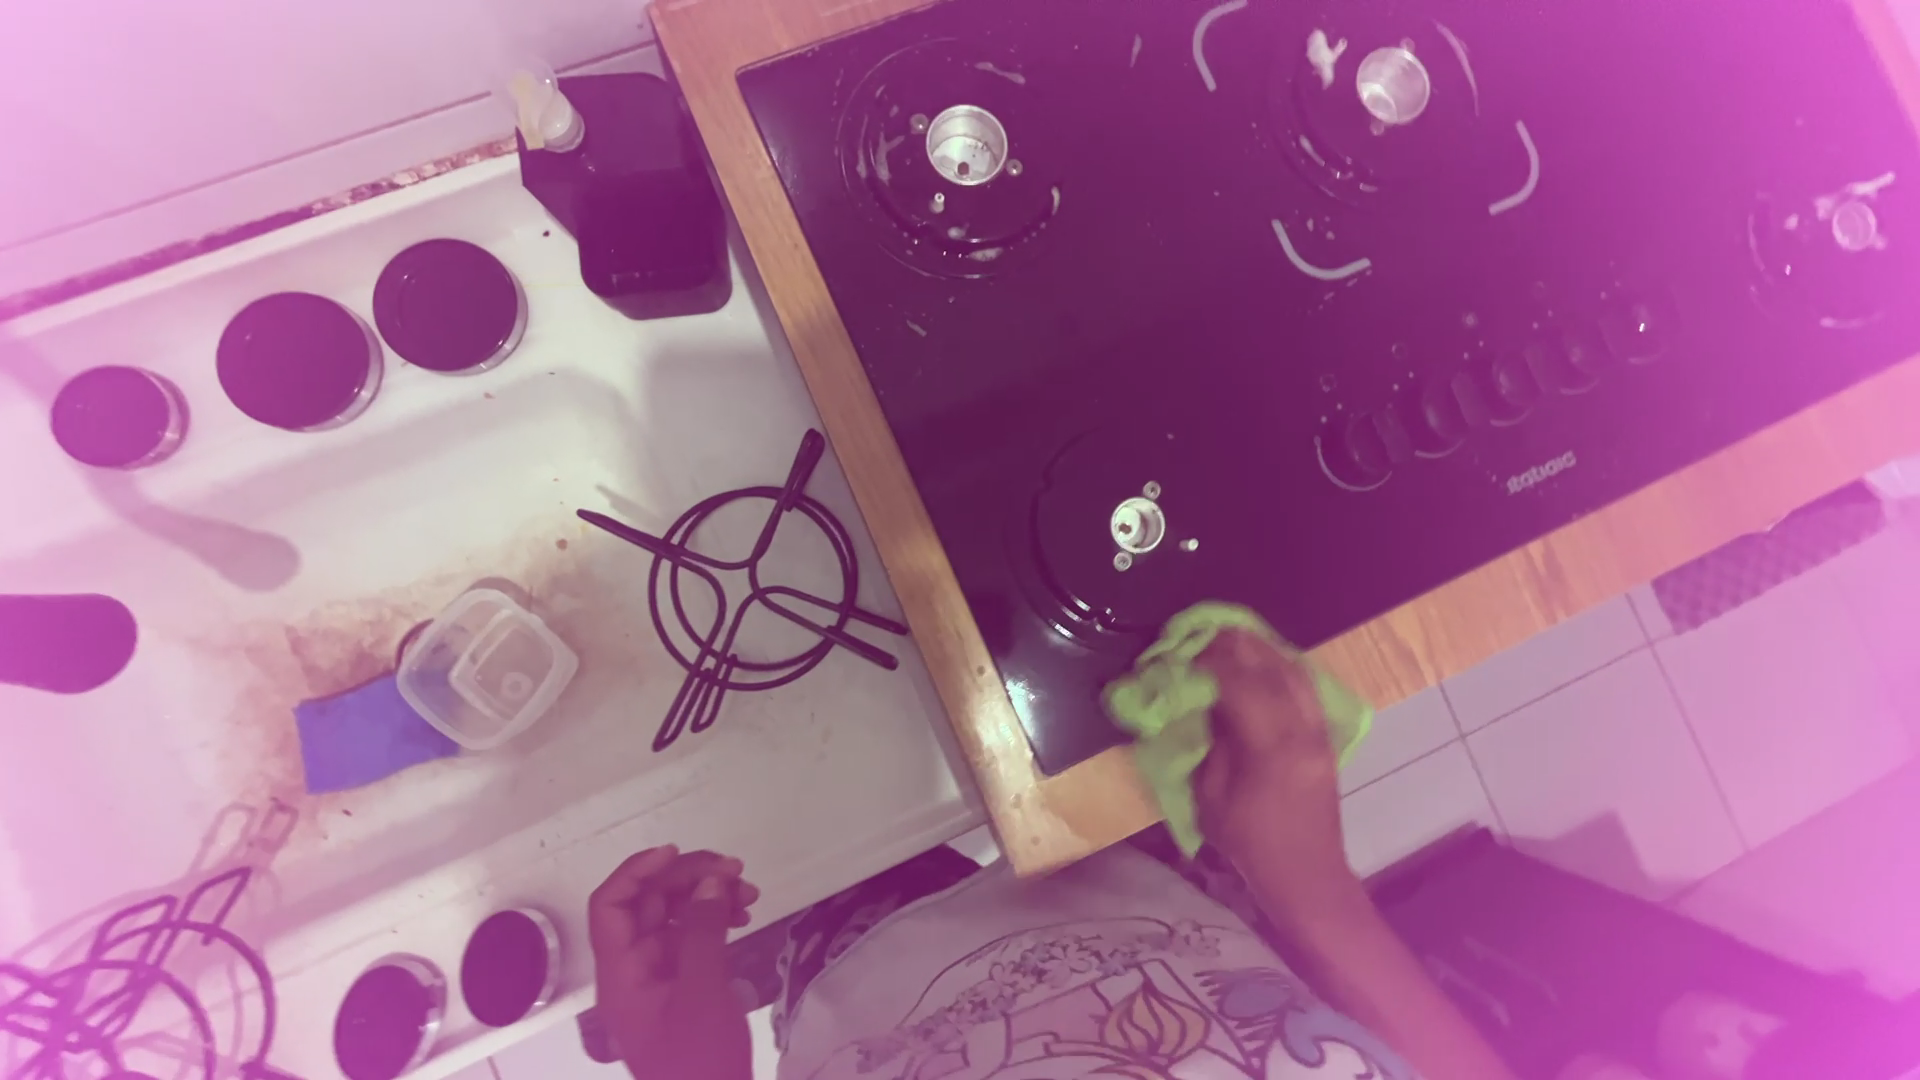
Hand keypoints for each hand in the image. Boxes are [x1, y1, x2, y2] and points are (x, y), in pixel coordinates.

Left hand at [588, 846, 759, 1079]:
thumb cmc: (700, 1061)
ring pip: (674, 915)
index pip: (611, 907)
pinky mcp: (683, 984)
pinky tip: (744, 913)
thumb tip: (710, 881)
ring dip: (708, 894)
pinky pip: (692, 935)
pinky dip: (716, 917)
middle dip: (688, 877)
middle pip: (648, 904)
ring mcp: (659, 977)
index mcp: (622, 975)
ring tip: (748, 890)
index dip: (638, 871)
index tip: (678, 851)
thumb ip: (703, 931)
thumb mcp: (703, 992)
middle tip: (734, 869)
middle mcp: (634, 970)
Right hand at [1193, 630, 1357, 916]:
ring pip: (1293, 671)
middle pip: (1271, 667)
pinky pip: (1304, 687)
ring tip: (1230, 637)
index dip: (1207, 661)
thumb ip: (1207, 741)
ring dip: (1261, 650)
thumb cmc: (1249, 843)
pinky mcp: (1324, 737)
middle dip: (1235, 645)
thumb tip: (1198, 702)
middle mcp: (1302, 729)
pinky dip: (1280, 666)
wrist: (1307, 875)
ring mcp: (1319, 732)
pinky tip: (1260, 662)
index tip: (1180, 652)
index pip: (1239, 683)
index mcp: (1271, 745)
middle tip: (1203, 631)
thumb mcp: (1210, 795)